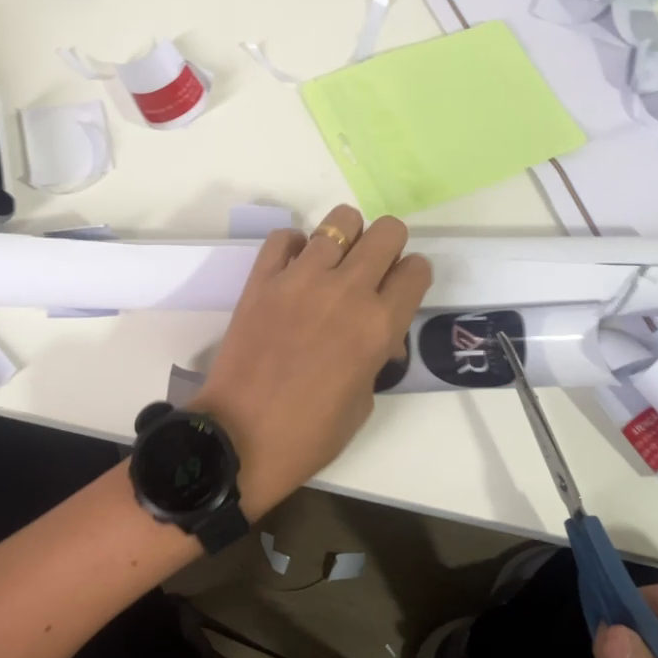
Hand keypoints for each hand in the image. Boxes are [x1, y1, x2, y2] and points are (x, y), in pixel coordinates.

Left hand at [190, 206, 430, 517]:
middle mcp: (346, 291)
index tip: (401, 289)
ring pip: (339, 220)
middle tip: (373, 269)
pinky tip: (295, 268)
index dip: (413, 277)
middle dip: (388, 245)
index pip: (416, 271)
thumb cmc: (309, 434)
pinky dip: (294, 245)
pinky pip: (284, 237)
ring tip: (335, 262)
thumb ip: (376, 356)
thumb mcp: (363, 402)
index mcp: (379, 326)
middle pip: (386, 232)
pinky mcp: (261, 278)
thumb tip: (376, 336)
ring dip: (345, 237)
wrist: (241, 437)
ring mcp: (300, 279)